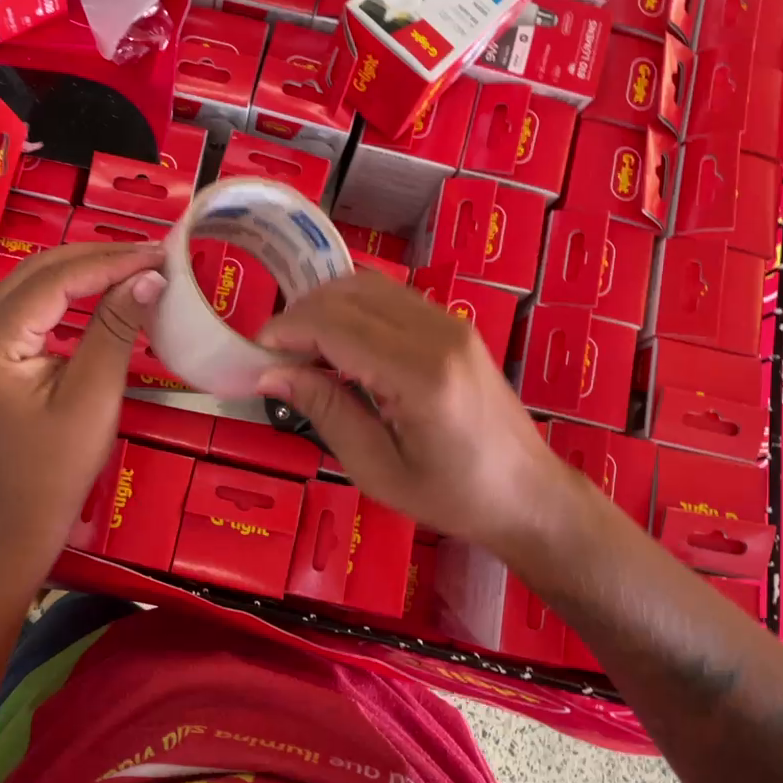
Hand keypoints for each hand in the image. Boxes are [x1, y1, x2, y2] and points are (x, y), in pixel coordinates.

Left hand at [0, 242, 167, 547]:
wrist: (27, 509)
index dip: (108, 262)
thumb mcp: (94, 394)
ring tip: (136, 264)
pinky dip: (71, 291)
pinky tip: (106, 288)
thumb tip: (150, 277)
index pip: (54, 282)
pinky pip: (33, 303)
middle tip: (152, 254)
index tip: (158, 254)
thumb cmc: (60, 461)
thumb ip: (116, 329)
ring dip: (85, 269)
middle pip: (40, 271)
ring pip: (36, 281)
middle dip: (97, 257)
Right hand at [256, 271, 586, 555]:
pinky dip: (352, 309)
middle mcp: (437, 333)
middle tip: (274, 357)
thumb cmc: (453, 497)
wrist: (528, 494)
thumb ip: (325, 411)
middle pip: (347, 293)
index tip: (254, 355)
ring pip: (367, 285)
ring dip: (324, 308)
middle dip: (299, 315)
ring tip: (301, 351)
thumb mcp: (377, 469)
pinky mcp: (454, 324)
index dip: (285, 331)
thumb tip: (270, 373)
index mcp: (419, 375)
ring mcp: (450, 322)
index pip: (334, 325)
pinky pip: (390, 297)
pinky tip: (339, 346)